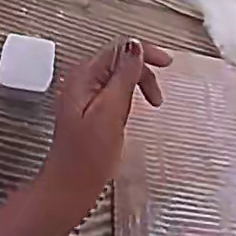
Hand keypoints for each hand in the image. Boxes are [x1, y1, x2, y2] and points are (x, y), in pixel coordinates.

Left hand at [37, 38, 171, 217]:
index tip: (166, 62)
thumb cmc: (87, 157)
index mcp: (84, 76)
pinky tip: (134, 110)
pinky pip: (113, 91)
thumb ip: (123, 77)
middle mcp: (81, 80)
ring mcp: (83, 95)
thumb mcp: (110, 113)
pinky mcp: (88, 110)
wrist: (68, 190)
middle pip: (118, 60)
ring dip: (137, 84)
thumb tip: (135, 46)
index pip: (118, 49)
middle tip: (158, 96)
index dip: (144, 51)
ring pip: (117, 76)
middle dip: (143, 71)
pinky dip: (129, 96)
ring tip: (150, 105)